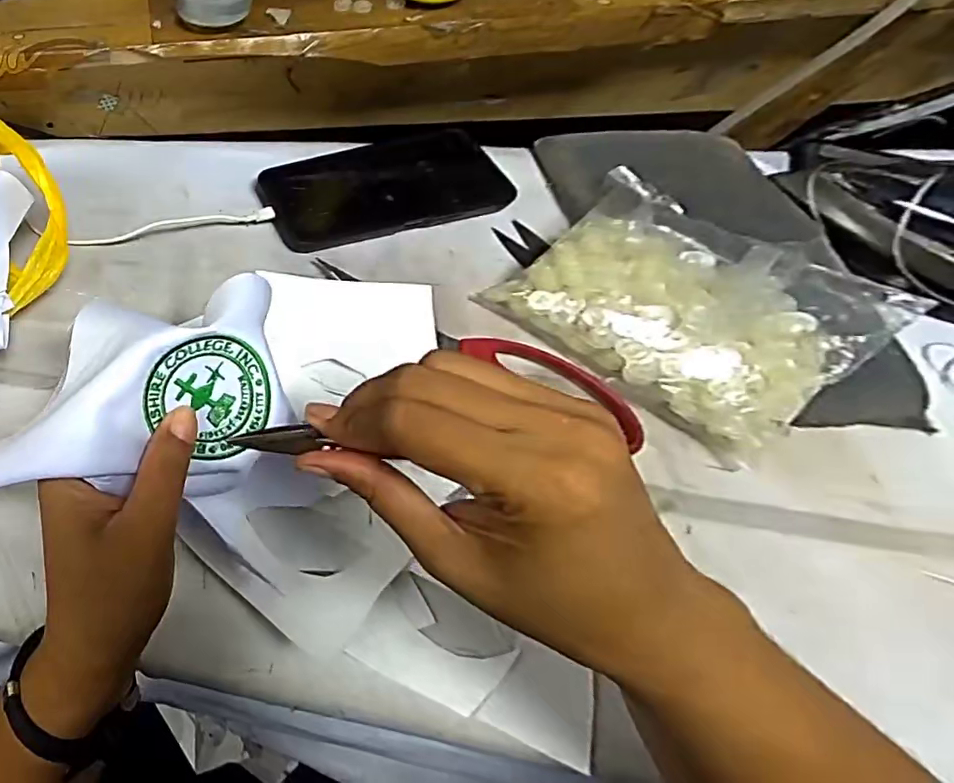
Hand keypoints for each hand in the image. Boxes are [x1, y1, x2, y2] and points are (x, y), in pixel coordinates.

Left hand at [23, 407, 196, 737]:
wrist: (96, 658)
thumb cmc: (113, 594)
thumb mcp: (146, 527)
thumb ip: (163, 468)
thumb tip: (182, 408)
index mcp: (60, 469)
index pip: (91, 412)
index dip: (129, 387)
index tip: (167, 363)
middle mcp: (65, 472)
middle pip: (105, 428)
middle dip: (145, 407)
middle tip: (190, 375)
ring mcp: (82, 491)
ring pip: (118, 450)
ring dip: (150, 434)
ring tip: (193, 400)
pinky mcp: (100, 508)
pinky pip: (124, 472)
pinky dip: (150, 462)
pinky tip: (181, 446)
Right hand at [297, 350, 743, 688]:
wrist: (657, 613)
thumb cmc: (556, 604)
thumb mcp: (453, 561)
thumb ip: (381, 495)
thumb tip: (319, 453)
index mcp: (540, 480)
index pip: (416, 421)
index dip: (356, 424)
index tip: (321, 438)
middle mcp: (561, 429)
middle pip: (424, 381)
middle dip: (366, 403)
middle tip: (342, 436)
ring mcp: (572, 408)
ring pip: (443, 363)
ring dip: (395, 389)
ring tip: (378, 428)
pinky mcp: (572, 400)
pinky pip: (474, 370)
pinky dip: (430, 387)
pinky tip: (421, 420)